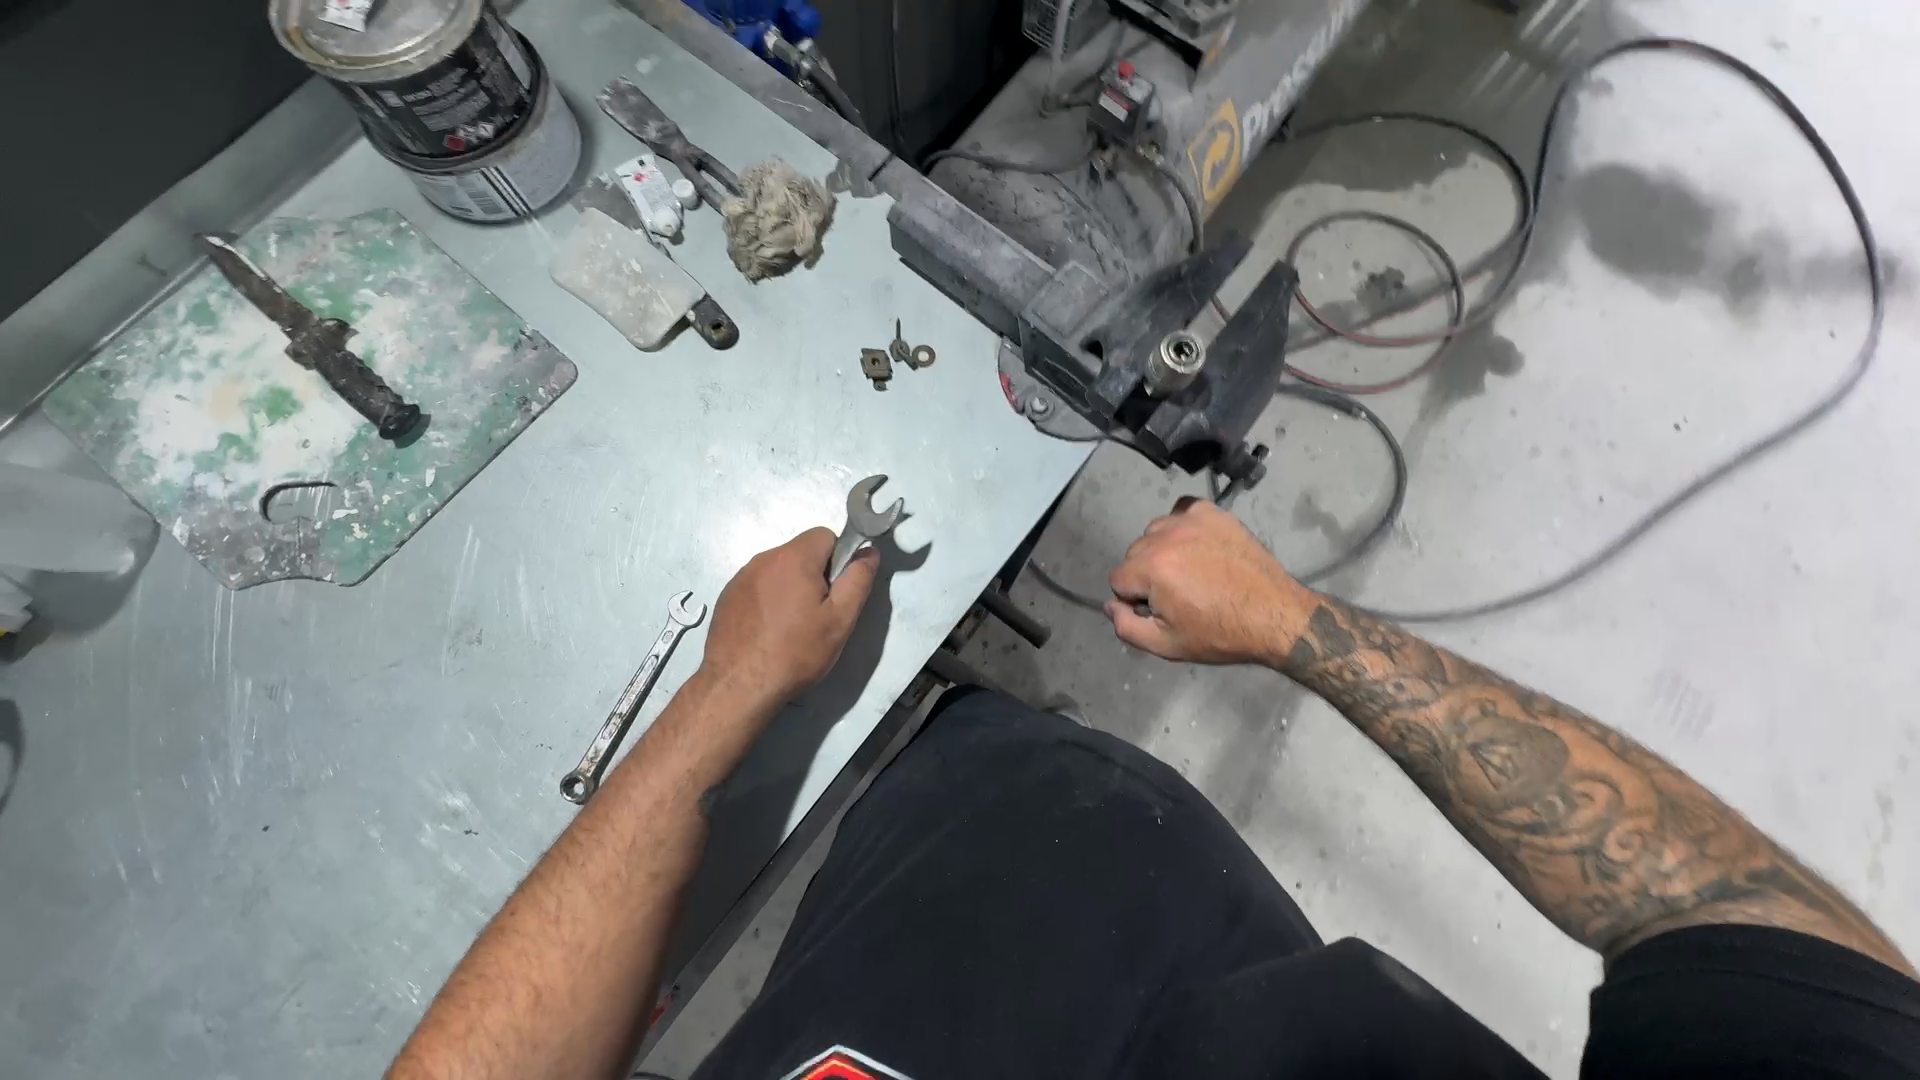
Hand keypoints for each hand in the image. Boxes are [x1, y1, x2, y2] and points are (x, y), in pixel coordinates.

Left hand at [698, 527, 878, 708]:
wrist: (738, 685)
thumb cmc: (796, 652)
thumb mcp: (840, 619)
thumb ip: (858, 580)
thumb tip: (869, 552)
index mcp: (793, 558)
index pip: (825, 535)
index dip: (838, 559)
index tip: (836, 592)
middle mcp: (764, 559)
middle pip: (801, 552)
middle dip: (815, 575)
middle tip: (818, 614)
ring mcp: (741, 577)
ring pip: (780, 570)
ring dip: (791, 587)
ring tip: (792, 627)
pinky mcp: (728, 596)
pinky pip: (759, 585)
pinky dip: (769, 600)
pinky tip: (769, 632)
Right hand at [1105, 498, 1315, 665]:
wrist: (1275, 616)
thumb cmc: (1220, 634)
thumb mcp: (1167, 644)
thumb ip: (1126, 627)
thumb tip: (1110, 606)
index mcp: (1151, 567)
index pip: (1117, 579)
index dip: (1133, 600)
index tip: (1160, 611)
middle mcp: (1166, 536)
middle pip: (1134, 554)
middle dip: (1146, 575)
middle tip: (1178, 595)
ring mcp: (1192, 520)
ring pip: (1155, 532)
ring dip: (1163, 550)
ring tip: (1191, 571)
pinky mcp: (1214, 514)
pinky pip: (1182, 511)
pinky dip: (1183, 526)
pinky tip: (1199, 547)